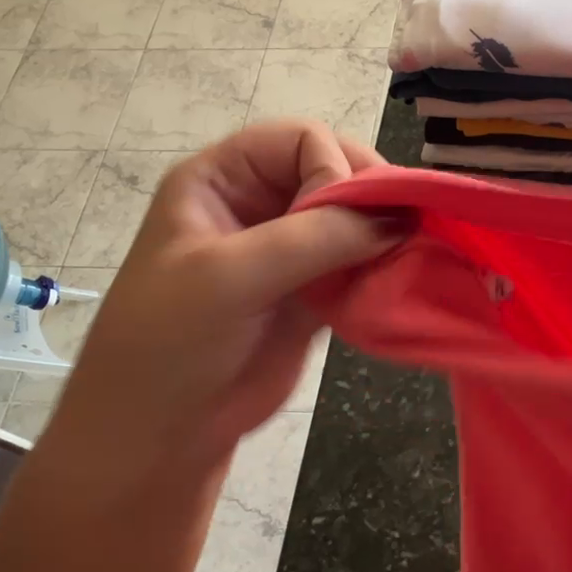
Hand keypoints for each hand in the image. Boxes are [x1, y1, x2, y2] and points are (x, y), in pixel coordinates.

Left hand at [44, 119, 399, 462]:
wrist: (162, 430)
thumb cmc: (173, 342)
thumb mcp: (231, 275)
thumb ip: (314, 237)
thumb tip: (400, 217)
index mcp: (222, 180)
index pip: (298, 140)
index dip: (334, 167)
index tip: (355, 216)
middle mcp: (260, 207)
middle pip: (335, 173)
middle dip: (371, 198)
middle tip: (403, 231)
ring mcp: (290, 253)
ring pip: (354, 223)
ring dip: (385, 236)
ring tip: (409, 258)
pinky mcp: (315, 296)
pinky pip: (361, 267)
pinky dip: (384, 271)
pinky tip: (398, 284)